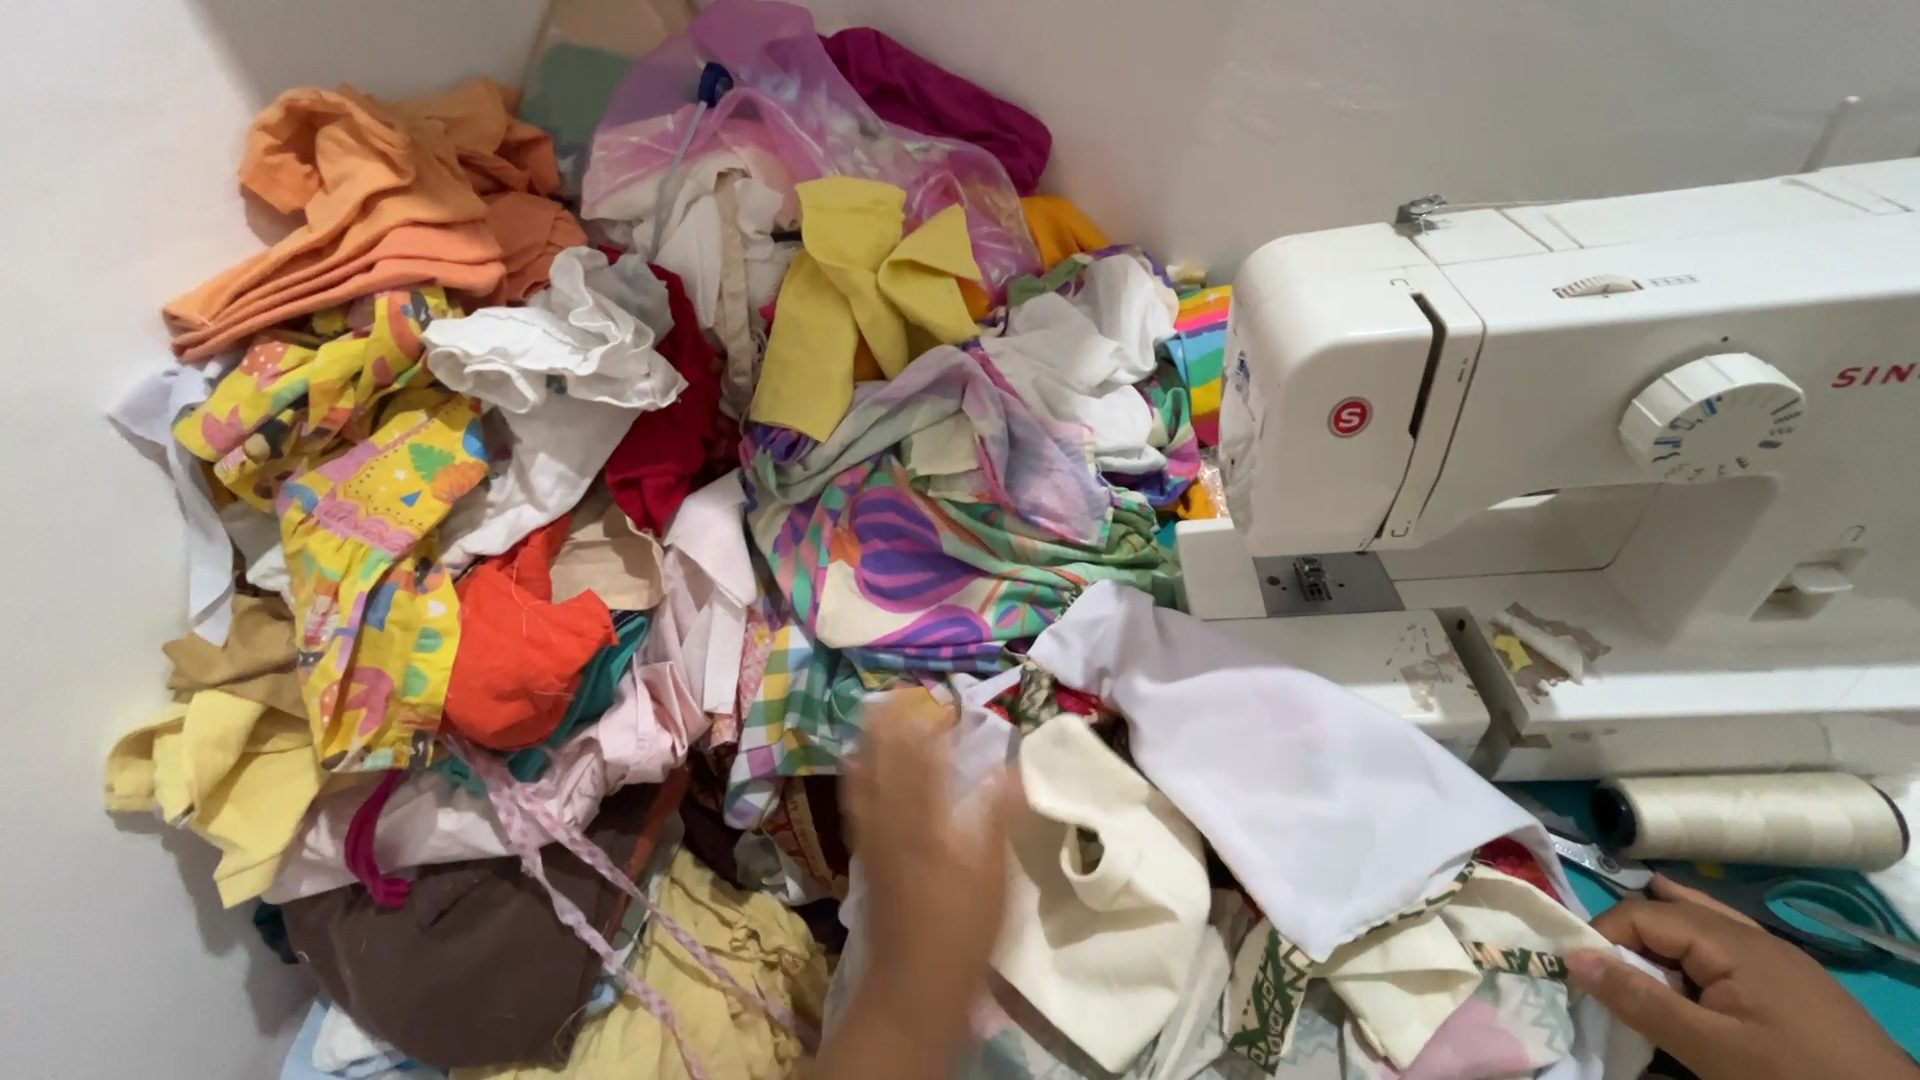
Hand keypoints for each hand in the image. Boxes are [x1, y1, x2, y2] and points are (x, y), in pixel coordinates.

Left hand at [841, 695, 1022, 1053]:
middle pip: (887, 765)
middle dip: (887, 728)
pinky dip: (856, 779)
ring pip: (866, 781)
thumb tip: (1010, 770)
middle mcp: (895, 823)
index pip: (925, 763)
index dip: (926, 729)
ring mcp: (876, 840)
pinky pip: (857, 806)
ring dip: (868, 746)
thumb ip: (998, 819)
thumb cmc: (962, 930)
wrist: (913, 984)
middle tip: (890, 695)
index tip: (934, 701)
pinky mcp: (867, 858)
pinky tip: (855, 769)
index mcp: (929, 823)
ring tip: (869, 719)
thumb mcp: (993, 876)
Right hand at [1567, 875, 1917, 1079]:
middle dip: (1628, 937)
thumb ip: (1640, 1000)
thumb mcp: (1712, 1050)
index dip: (1603, 937)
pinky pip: (1728, 949)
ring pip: (1699, 924)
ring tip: (1632, 964)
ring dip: (1659, 942)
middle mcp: (1755, 937)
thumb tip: (1572, 956)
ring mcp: (1782, 960)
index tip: (1585, 976)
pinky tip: (1685, 968)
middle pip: (1668, 913)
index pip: (1640, 914)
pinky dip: (1694, 952)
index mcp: (1733, 943)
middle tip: (1607, 976)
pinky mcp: (1796, 987)